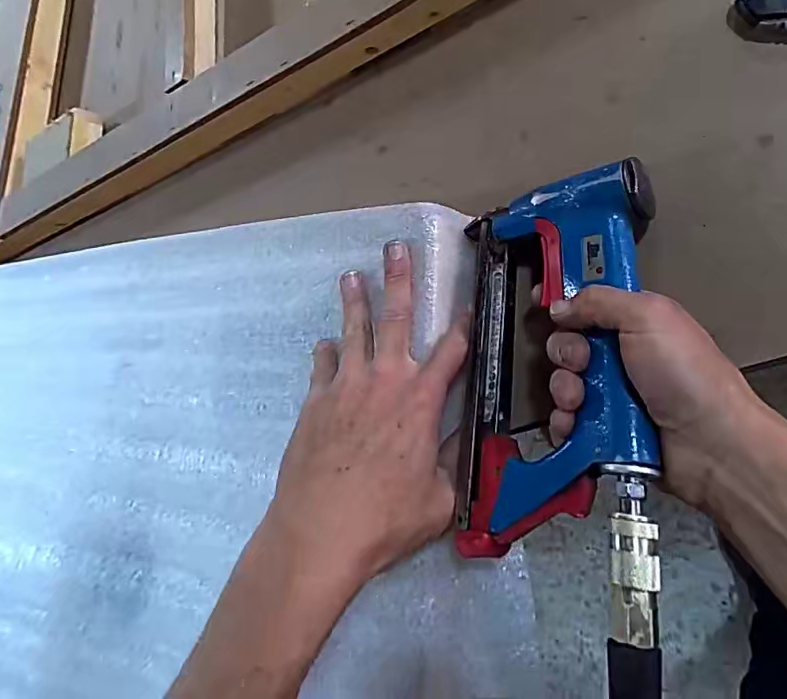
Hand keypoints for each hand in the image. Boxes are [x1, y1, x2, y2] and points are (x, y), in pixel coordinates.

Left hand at [265, 240, 468, 587]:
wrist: (317, 537)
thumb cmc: (385, 519)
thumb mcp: (440, 498)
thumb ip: (456, 463)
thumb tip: (469, 442)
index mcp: (422, 400)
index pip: (452, 350)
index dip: (465, 324)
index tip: (470, 304)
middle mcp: (387, 381)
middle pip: (397, 319)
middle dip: (400, 280)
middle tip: (396, 248)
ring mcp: (347, 388)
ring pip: (353, 332)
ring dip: (355, 301)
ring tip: (352, 276)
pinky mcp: (316, 403)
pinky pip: (323, 367)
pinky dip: (326, 352)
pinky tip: (325, 343)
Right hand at [544, 288, 762, 507]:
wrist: (711, 445)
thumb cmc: (693, 376)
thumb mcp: (647, 316)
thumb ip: (600, 300)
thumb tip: (563, 303)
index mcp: (636, 319)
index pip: (591, 298)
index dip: (566, 295)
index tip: (543, 296)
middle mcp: (623, 353)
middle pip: (570, 340)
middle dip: (567, 350)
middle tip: (583, 359)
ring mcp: (614, 392)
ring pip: (565, 382)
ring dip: (566, 389)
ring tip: (583, 399)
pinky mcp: (606, 430)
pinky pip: (568, 421)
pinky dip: (567, 423)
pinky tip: (578, 424)